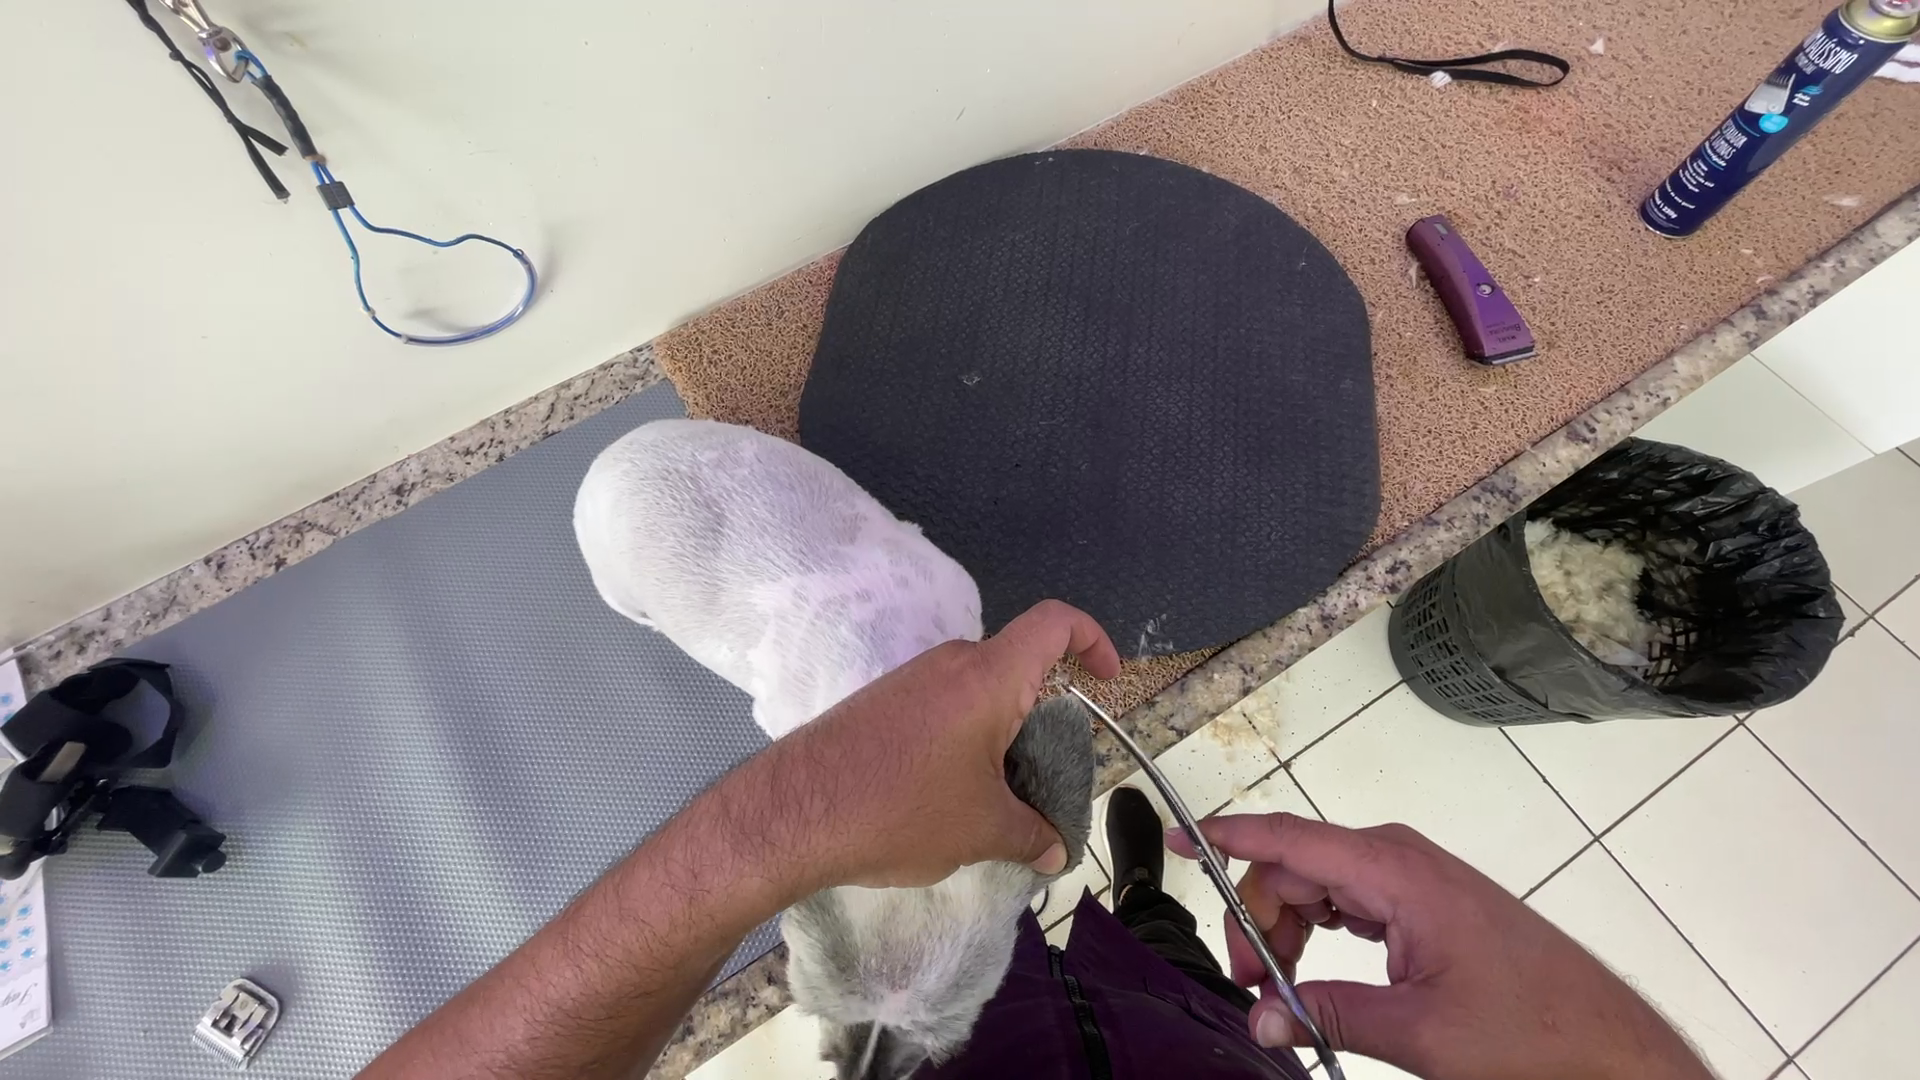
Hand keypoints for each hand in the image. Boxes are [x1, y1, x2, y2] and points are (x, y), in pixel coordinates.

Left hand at [744, 599, 1120, 891]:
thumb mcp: (981, 829)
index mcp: (988, 676)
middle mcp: (952, 662)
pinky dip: (964, 738)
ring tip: (993, 799)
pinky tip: (946, 793)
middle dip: (1041, 720)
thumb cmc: (901, 807)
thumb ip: (1031, 834)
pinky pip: (944, 704)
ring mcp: (912, 678)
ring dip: (1000, 736)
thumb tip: (1054, 849)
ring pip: (979, 692)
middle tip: (1041, 779)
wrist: (793, 811)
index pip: (1054, 621)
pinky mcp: (884, 699)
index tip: (1105, 677)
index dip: (1092, 636)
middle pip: (1017, 670)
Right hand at [1172, 814, 1712, 1079]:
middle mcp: (1395, 857)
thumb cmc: (1535, 1040)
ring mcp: (1410, 876)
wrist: (1629, 1061)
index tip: (1176, 837)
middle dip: (1257, 916)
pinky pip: (1346, 899)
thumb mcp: (1423, 1033)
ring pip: (1316, 883)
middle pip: (1295, 866)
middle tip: (1248, 983)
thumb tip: (1255, 1022)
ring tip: (1276, 986)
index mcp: (1393, 870)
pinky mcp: (1422, 900)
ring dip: (1285, 928)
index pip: (1289, 837)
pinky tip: (1309, 969)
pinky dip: (1317, 930)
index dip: (1226, 834)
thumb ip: (1326, 1014)